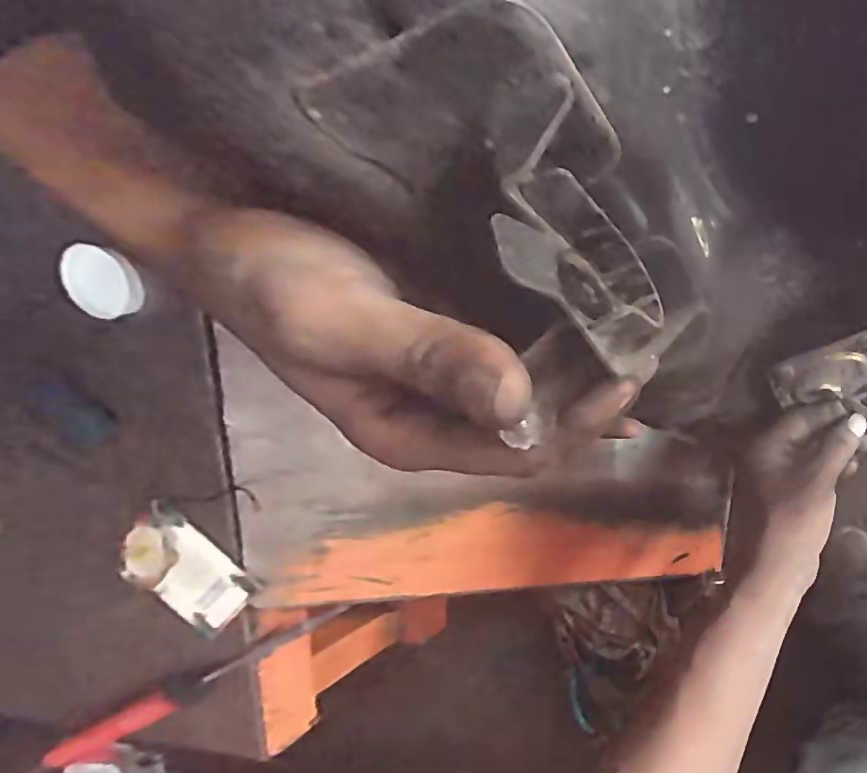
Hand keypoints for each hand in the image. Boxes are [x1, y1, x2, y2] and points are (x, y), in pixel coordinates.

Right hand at [184, 209, 640, 474]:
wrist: (224, 224)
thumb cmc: (268, 276)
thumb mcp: (340, 321)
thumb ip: (429, 360)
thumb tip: (519, 402)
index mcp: (416, 439)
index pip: (519, 454)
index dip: (574, 429)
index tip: (619, 390)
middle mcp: (447, 425)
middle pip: (539, 435)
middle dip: (593, 412)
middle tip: (642, 371)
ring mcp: (457, 389)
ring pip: (540, 404)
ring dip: (588, 389)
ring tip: (639, 361)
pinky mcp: (463, 349)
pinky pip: (528, 364)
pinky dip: (568, 360)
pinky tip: (604, 349)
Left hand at [727, 401, 866, 590]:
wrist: (776, 570)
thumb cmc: (794, 521)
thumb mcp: (819, 480)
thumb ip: (838, 447)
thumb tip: (857, 419)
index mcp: (767, 447)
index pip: (801, 417)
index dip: (831, 412)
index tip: (858, 409)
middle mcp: (768, 457)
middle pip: (806, 434)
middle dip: (837, 430)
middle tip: (866, 428)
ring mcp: (777, 478)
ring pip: (811, 454)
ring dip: (838, 449)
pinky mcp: (789, 497)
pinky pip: (812, 473)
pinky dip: (832, 468)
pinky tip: (853, 467)